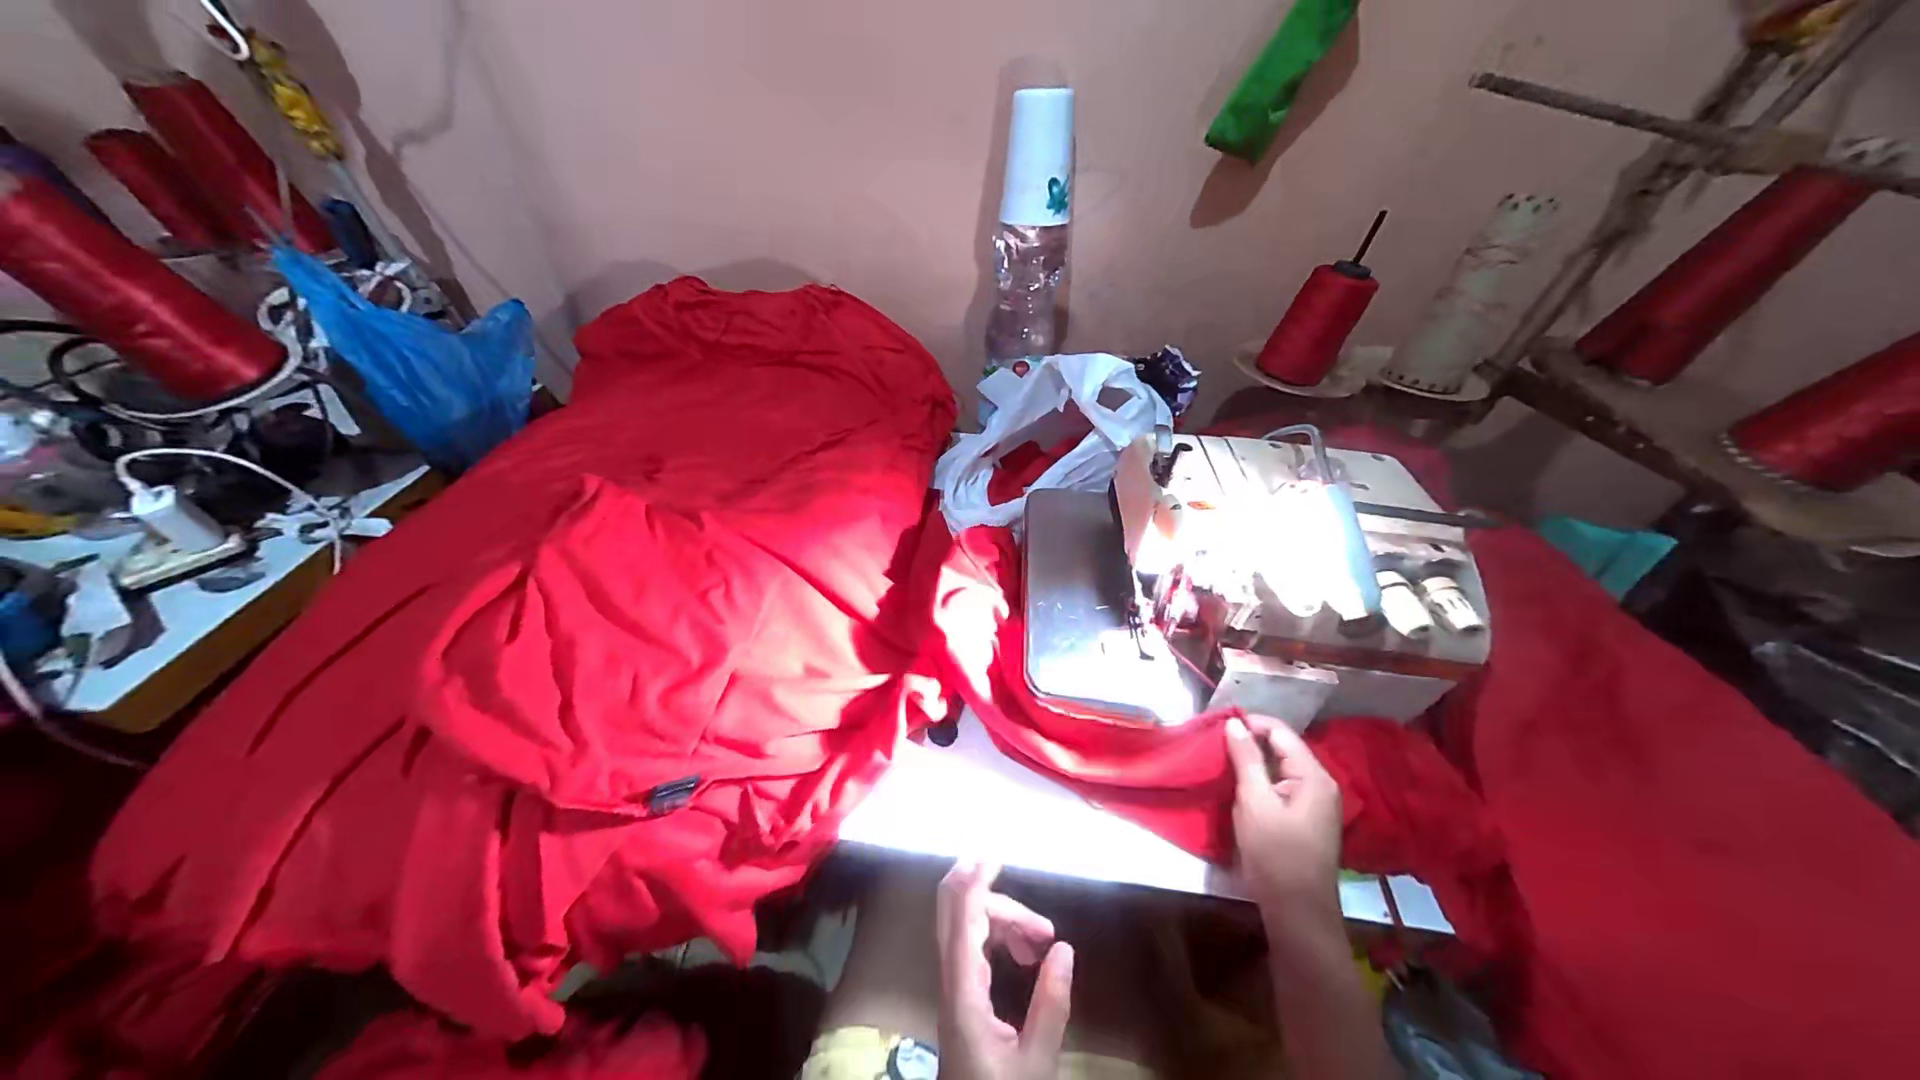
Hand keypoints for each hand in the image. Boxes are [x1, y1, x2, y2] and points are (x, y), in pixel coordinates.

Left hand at [935, 860, 1073, 1079]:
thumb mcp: (1035, 1061)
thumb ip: (1050, 1006)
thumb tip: (1063, 948)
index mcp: (963, 991)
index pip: (962, 921)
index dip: (974, 883)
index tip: (992, 856)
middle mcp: (951, 979)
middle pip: (956, 913)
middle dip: (986, 892)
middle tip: (1027, 902)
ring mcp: (952, 985)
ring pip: (967, 927)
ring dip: (1003, 919)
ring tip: (1043, 938)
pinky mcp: (960, 994)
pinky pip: (972, 945)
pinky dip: (997, 936)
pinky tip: (1025, 953)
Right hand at [1225, 715, 1343, 920]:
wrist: (1298, 912)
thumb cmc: (1276, 855)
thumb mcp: (1254, 802)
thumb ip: (1246, 759)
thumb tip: (1234, 723)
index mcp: (1314, 776)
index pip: (1281, 732)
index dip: (1250, 723)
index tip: (1217, 725)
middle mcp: (1321, 783)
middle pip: (1283, 747)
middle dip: (1250, 741)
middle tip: (1215, 742)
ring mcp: (1316, 802)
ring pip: (1281, 766)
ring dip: (1253, 761)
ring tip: (1222, 760)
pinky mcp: (1307, 817)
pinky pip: (1282, 784)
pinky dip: (1261, 779)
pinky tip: (1240, 785)